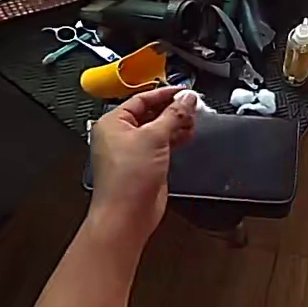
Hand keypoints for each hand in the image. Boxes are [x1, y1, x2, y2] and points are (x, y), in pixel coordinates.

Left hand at [86, 88, 197, 257]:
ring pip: (158, 128)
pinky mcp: (145, 163)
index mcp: (113, 122)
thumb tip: (187, 98)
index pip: (142, 98)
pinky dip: (176, 137)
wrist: (127, 215)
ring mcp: (133, 150)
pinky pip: (162, 143)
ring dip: (177, 123)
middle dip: (173, 109)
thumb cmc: (126, 179)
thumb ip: (174, 114)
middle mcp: (120, 135)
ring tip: (194, 119)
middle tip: (193, 105)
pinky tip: (188, 134)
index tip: (185, 91)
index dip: (165, 93)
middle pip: (151, 112)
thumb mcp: (154, 137)